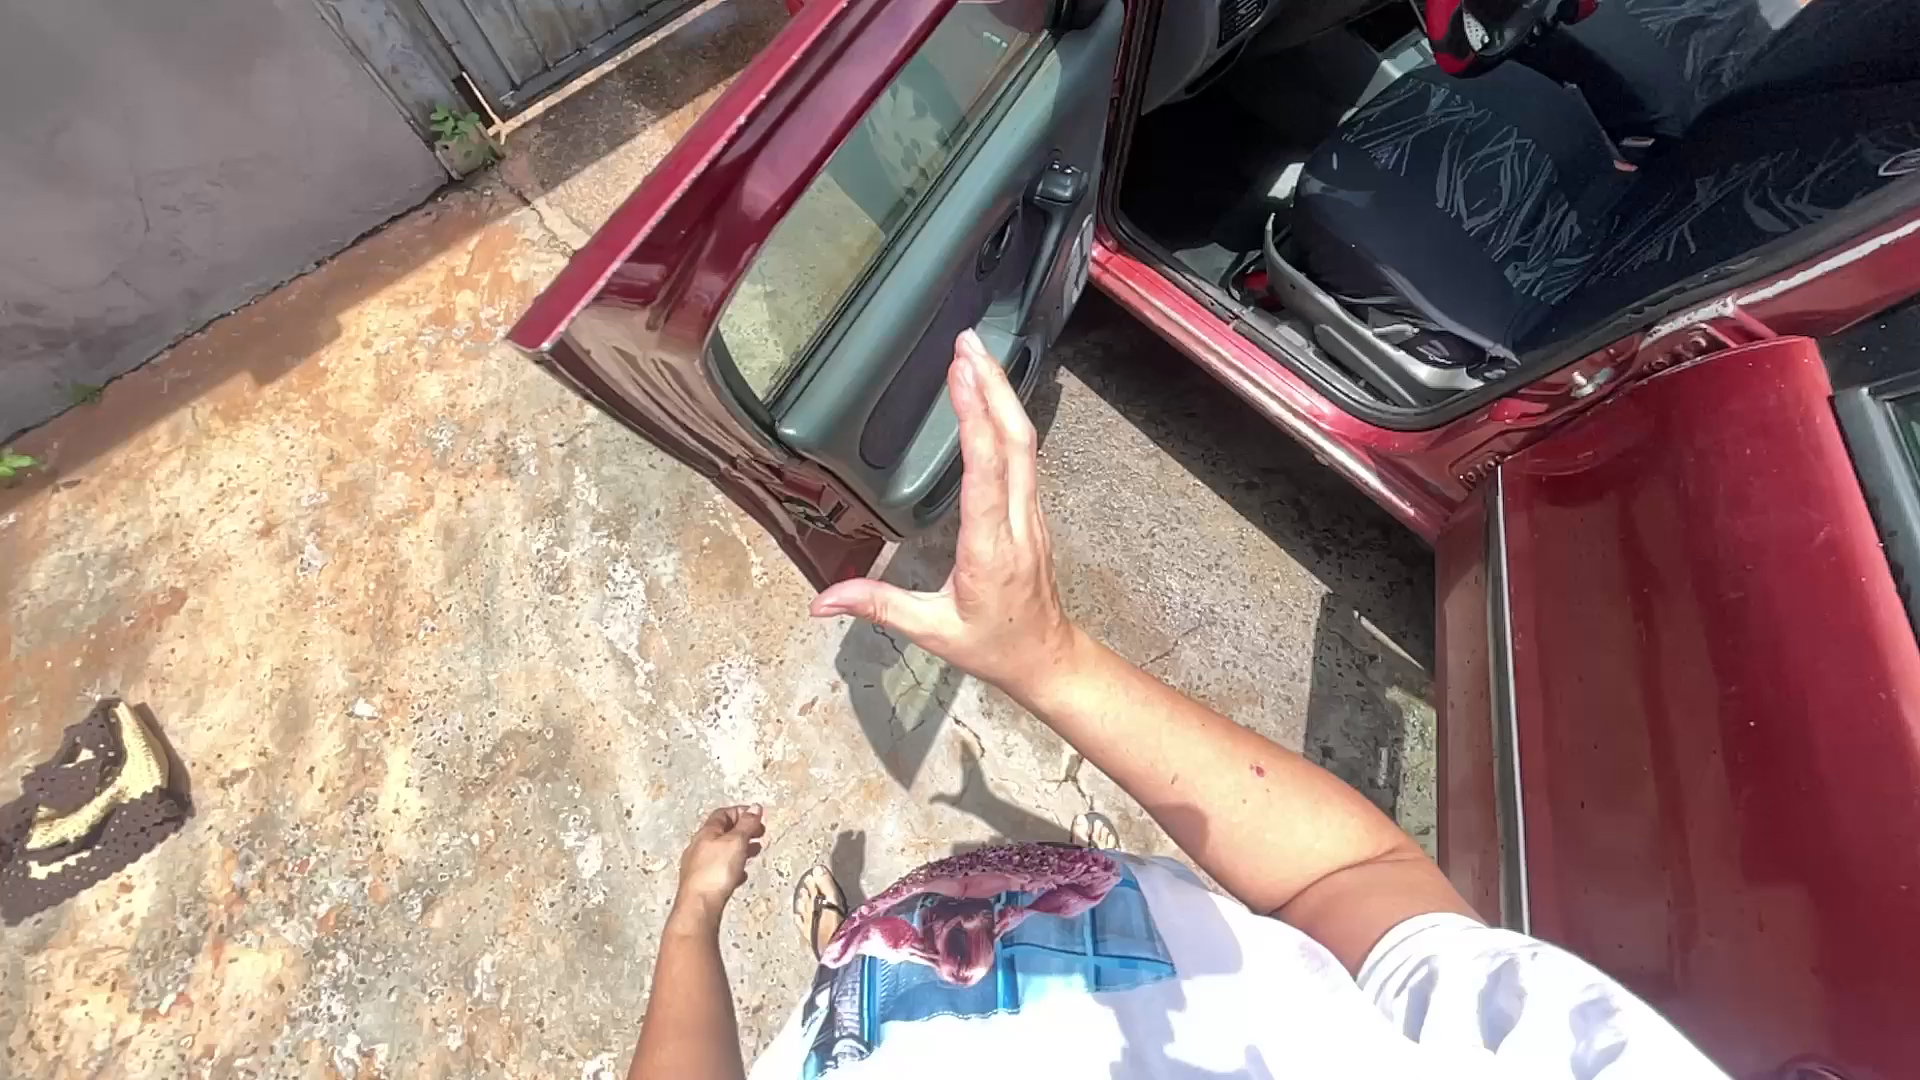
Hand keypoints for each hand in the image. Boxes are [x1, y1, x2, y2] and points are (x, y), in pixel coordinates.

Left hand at [670, 805, 764, 929]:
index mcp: (706, 833)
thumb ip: (747, 824)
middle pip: (723, 832)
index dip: (741, 812)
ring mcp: (698, 866)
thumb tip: (754, 808)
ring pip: (722, 851)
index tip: (757, 816)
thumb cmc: (716, 872)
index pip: (723, 814)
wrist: (698, 907)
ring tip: (754, 852)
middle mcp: (699, 847)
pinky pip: (719, 870)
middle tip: (759, 833)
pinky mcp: (701, 884)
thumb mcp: (737, 841)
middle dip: (743, 831)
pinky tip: (740, 875)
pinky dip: (732, 867)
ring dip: (740, 849)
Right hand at [811, 330, 1079, 701]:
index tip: (960, 372)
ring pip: (1026, 443)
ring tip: (977, 354)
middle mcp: (1017, 521)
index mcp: (991, 548)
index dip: (974, 418)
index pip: (986, 472)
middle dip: (994, 386)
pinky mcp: (1031, 511)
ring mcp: (1031, 513)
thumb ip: (879, 607)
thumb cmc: (994, 646)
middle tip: (967, 341)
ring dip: (1003, 395)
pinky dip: (1008, 418)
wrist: (1046, 656)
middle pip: (1016, 440)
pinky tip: (992, 398)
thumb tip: (821, 602)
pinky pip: (1025, 456)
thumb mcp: (933, 631)